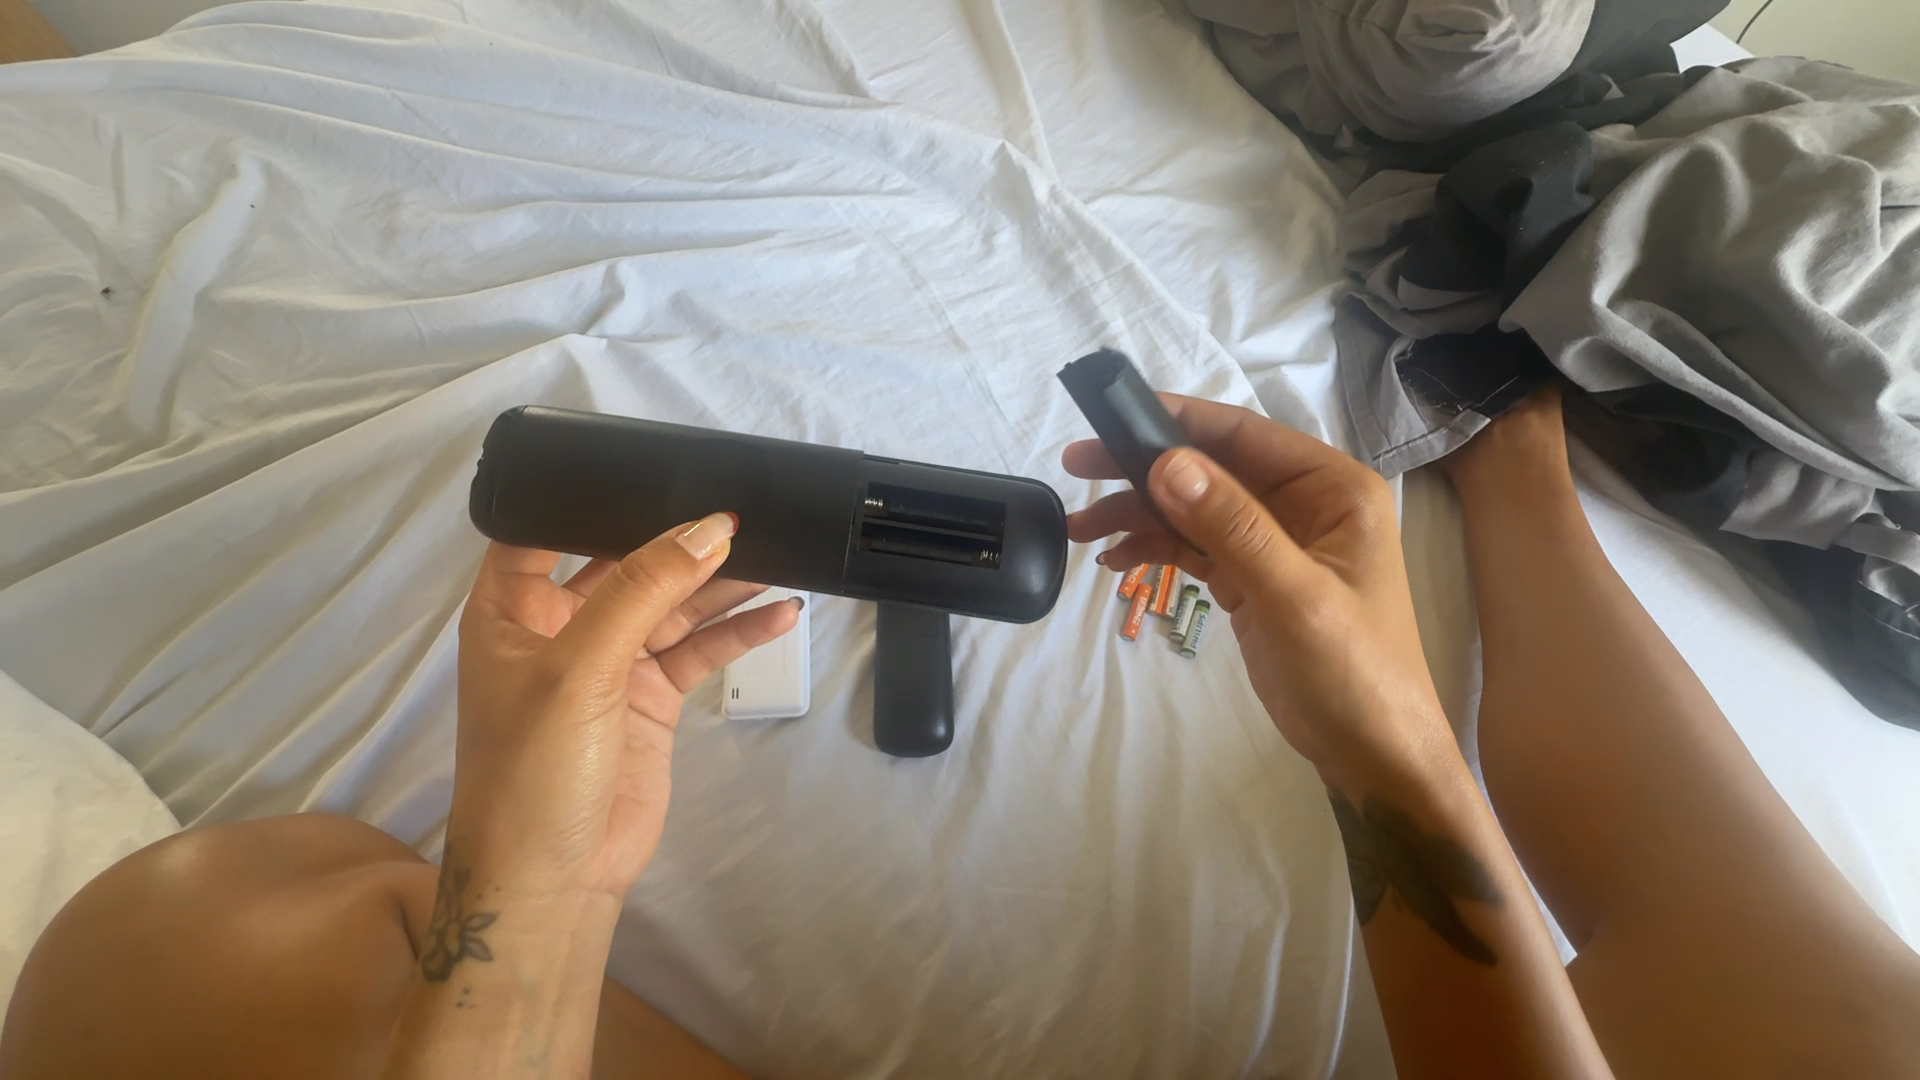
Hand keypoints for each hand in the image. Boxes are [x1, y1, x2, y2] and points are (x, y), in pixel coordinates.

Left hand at [451, 515, 801, 900]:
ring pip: (674, 606)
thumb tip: (711, 529)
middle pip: (629, 565)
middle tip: (744, 516)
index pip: (543, 532)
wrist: (561, 879)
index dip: (588, 499)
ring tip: (779, 558)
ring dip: (722, 587)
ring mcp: (613, 662)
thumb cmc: (538, 768)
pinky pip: (700, 649)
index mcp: (512, 611)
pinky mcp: (653, 695)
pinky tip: (780, 614)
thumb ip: (644, 590)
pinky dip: (738, 632)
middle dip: (681, 545)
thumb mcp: (581, 668)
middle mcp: (563, 628)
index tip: (652, 471)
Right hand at [1064, 396, 1452, 781]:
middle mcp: (1301, 503)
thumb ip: (1230, 526)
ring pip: (1193, 508)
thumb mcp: (1291, 595)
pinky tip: (1117, 560)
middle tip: (1077, 468)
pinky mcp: (1250, 576)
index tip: (1110, 419)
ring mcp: (1272, 541)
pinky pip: (1193, 547)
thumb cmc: (1352, 672)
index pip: (1241, 434)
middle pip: (1208, 468)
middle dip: (1142, 471)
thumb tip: (1165, 464)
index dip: (1174, 420)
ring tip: (1081, 532)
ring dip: (1138, 516)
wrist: (1371, 753)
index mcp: (1329, 488)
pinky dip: (1154, 548)